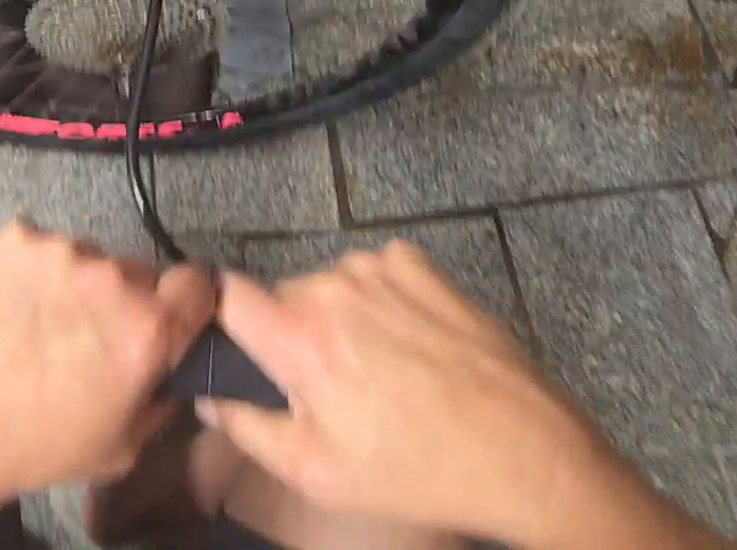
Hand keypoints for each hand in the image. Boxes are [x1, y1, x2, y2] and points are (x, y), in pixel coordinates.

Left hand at [0, 220, 214, 500]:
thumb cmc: (38, 444)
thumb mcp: (124, 443)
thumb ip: (164, 392)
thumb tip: (175, 359)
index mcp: (147, 327)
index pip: (198, 282)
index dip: (186, 300)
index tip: (169, 314)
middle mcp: (109, 276)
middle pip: (138, 271)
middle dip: (124, 298)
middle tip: (89, 333)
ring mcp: (58, 248)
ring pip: (88, 257)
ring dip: (77, 281)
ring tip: (41, 321)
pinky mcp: (15, 234)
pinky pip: (43, 245)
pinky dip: (35, 267)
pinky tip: (13, 303)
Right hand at [199, 241, 643, 547]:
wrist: (528, 454)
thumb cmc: (413, 468)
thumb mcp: (316, 472)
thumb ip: (247, 428)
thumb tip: (208, 399)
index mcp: (296, 334)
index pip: (225, 291)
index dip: (224, 315)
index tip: (243, 344)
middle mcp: (329, 286)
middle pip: (283, 296)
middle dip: (293, 332)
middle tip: (329, 382)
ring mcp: (377, 268)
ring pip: (328, 285)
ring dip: (338, 315)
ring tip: (381, 365)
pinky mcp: (418, 264)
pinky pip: (374, 271)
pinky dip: (380, 296)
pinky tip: (411, 336)